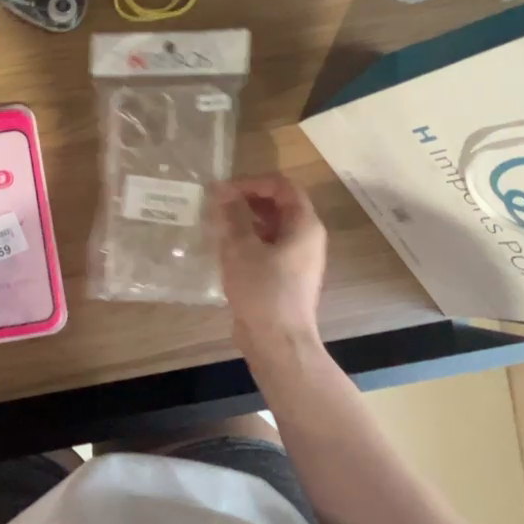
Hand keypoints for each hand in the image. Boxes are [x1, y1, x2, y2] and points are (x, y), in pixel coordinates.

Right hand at [213, 173, 327, 349]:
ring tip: (216, 225)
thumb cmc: (262, 290)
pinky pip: (267, 247)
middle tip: (216, 206)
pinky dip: (247, 241)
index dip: (252, 182)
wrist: (277, 340)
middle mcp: (306, 238)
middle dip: (246, 200)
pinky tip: (224, 250)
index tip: (223, 191)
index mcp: (304, 225)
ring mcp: (297, 259)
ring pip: (271, 227)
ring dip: (245, 221)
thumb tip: (222, 190)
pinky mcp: (285, 276)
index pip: (282, 186)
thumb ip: (233, 215)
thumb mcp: (241, 248)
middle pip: (279, 205)